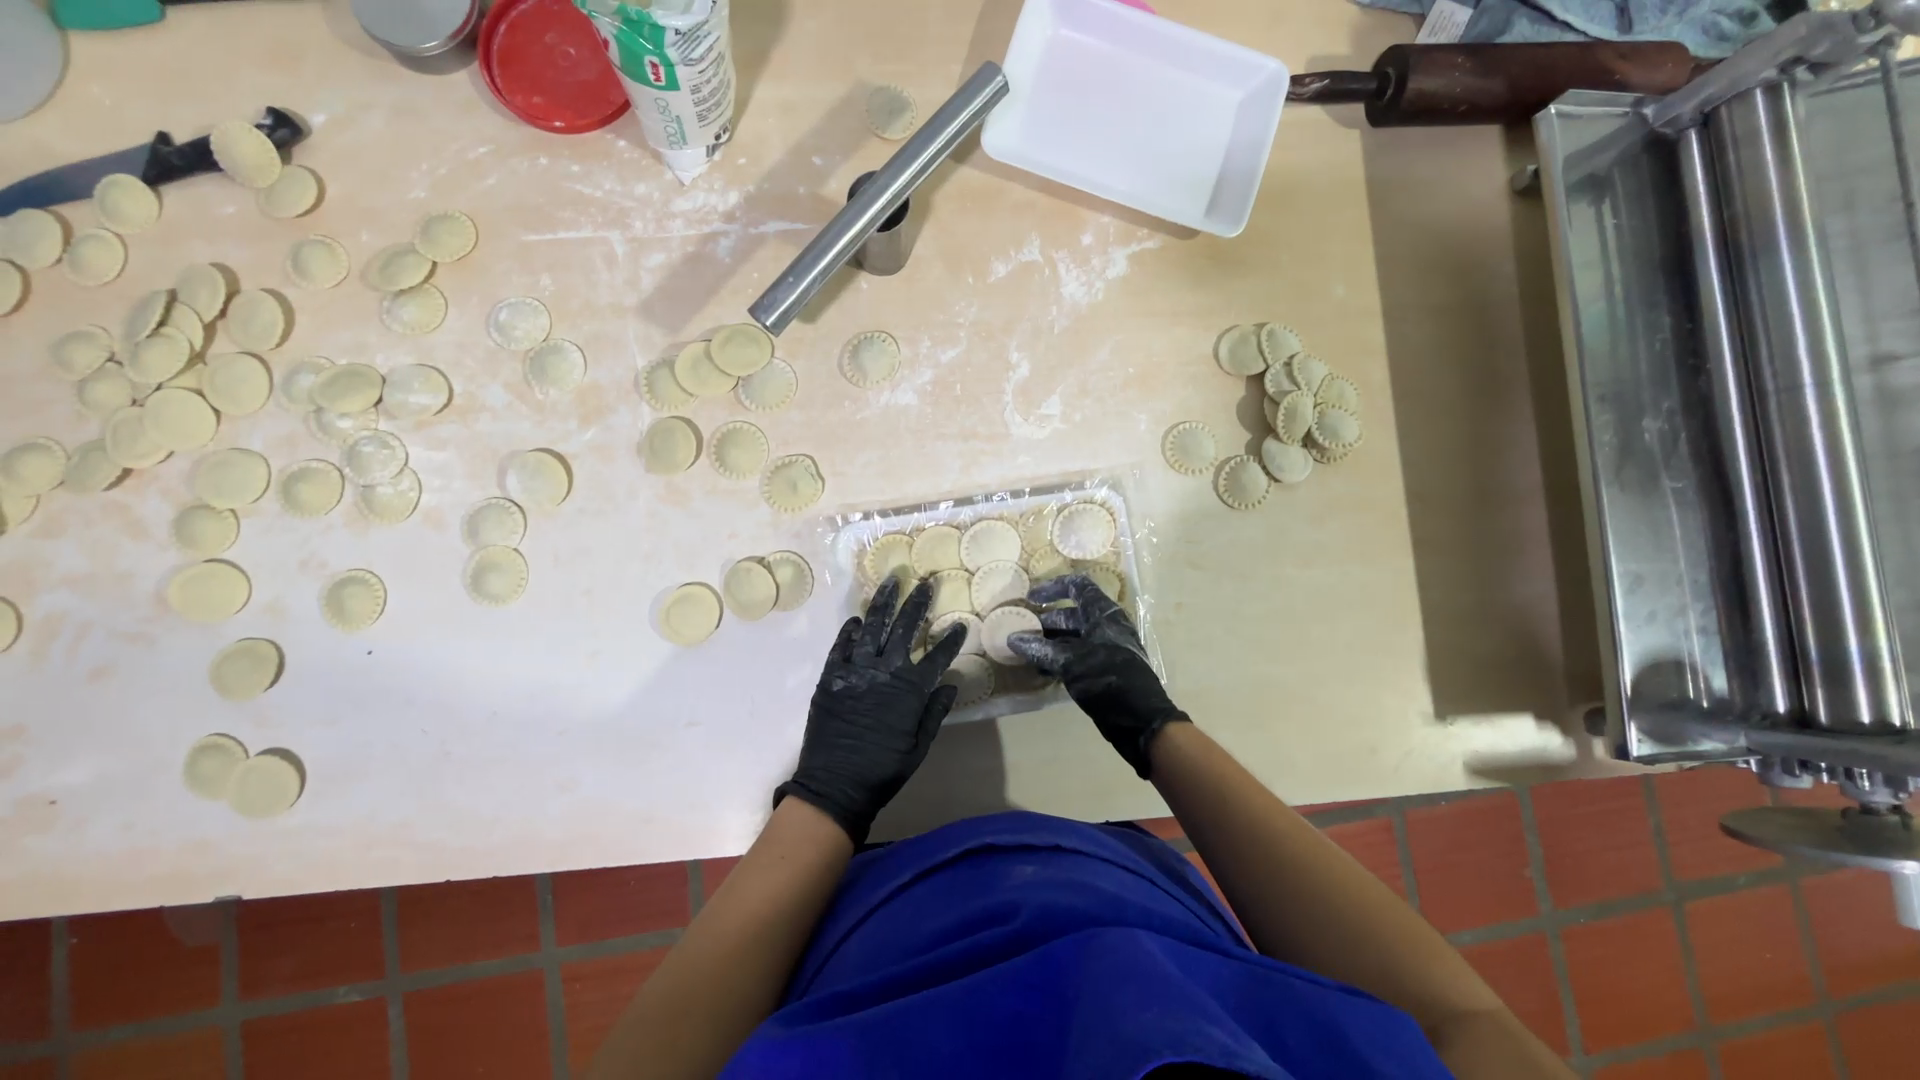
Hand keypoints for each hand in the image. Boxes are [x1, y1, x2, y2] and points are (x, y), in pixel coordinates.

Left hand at [774, 576, 969, 843]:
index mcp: (911, 690)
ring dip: (884, 603)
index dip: (950, 639)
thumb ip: (934, 712)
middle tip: (925, 583)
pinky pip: (841, 646)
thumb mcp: (919, 746)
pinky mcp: (831, 676)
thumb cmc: (883, 770)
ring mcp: (855, 671)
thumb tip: (950, 683)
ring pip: (872, 627)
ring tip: (892, 582)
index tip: (958, 623)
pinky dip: (850, 631)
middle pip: (905, 629)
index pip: (937, 656)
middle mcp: (885, 672)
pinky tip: (857, 620)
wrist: (835, 784)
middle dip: (917, 603)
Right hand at [1007, 574, 1187, 777]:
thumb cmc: (1108, 679)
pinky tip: (1039, 670)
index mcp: (1103, 615)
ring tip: (1025, 651)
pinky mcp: (1101, 670)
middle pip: (1071, 613)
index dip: (1053, 588)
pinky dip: (1057, 659)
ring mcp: (1105, 649)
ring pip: (1072, 637)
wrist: (1139, 719)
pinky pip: (1075, 657)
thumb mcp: (1071, 662)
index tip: (1030, 598)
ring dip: (1049, 642)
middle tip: (1021, 630)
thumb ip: (1042, 649)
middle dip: (1045, 621)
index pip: (1078, 587)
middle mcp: (1105, 627)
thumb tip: (1013, 639)